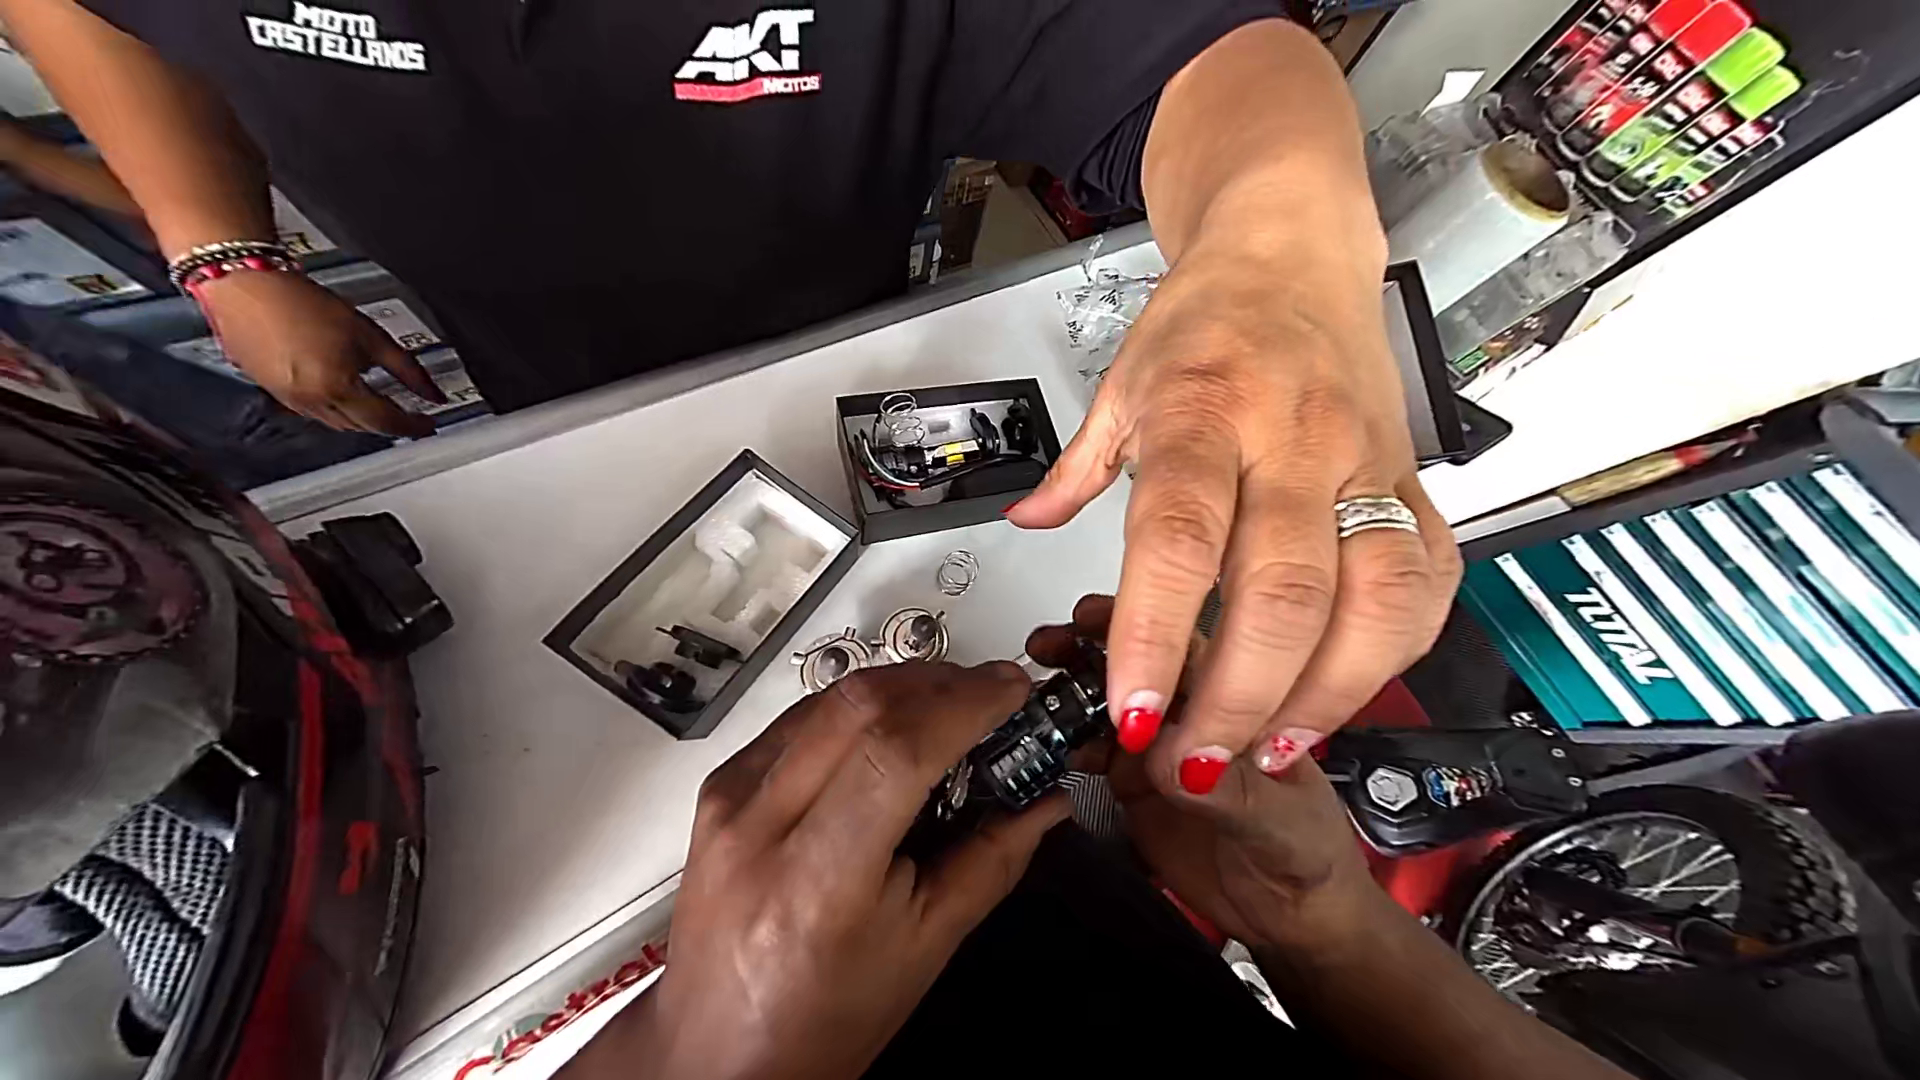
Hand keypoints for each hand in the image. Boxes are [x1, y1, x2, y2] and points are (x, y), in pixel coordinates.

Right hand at [192, 269, 441, 436]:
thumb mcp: (374, 339)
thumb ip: (410, 372)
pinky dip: (337, 410)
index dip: (414, 426)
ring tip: (385, 408)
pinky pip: (312, 412)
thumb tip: (434, 394)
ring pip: (337, 423)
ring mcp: (284, 396)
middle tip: (412, 417)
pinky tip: (348, 397)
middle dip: (391, 425)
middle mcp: (308, 399)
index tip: (429, 423)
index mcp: (336, 388)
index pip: (387, 422)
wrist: (245, 283)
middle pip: (363, 427)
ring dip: (364, 420)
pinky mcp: (268, 389)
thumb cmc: (304, 304)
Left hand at [582, 663, 1068, 1079]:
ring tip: (951, 702)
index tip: (1010, 689)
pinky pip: (804, 714)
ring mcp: (731, 795)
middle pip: (861, 705)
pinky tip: (895, 720)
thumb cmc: (818, 1019)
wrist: (715, 1047)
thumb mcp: (923, 949)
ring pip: (832, 696)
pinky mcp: (723, 781)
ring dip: (904, 683)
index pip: (895, 754)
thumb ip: (992, 862)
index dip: (963, 705)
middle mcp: (758, 826)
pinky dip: (863, 703)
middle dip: (940, 681)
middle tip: (989, 690)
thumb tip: (1045, 801)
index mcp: (814, 884)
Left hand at [1008, 246, 1460, 795]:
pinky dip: (1392, 652)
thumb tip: (1028, 522)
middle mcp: (1290, 442)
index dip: (1154, 634)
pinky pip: (1426, 576)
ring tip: (1268, 752)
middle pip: (1280, 591)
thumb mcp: (1119, 388)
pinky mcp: (1412, 477)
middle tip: (1194, 759)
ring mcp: (1363, 462)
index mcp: (1201, 415)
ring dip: (1324, 694)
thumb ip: (1075, 470)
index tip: (1134, 709)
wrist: (1291, 256)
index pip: (1178, 540)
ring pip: (1372, 598)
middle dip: (1237, 695)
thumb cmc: (1202, 323)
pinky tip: (1342, 694)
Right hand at [1026, 595, 1375, 947]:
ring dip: (1070, 690)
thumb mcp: (1280, 818)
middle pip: (1130, 662)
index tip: (1092, 618)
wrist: (1287, 915)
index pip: (1179, 645)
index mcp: (1231, 699)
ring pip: (1101, 701)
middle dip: (1086, 645)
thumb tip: (1171, 759)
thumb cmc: (1307, 850)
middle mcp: (1187, 713)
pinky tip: (1056, 744)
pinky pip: (1088, 750)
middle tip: (1053, 644)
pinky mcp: (1129, 781)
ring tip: (1042, 690)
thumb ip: (1227, 788)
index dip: (1134, 626)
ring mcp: (1154, 745)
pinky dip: (1067, 742)